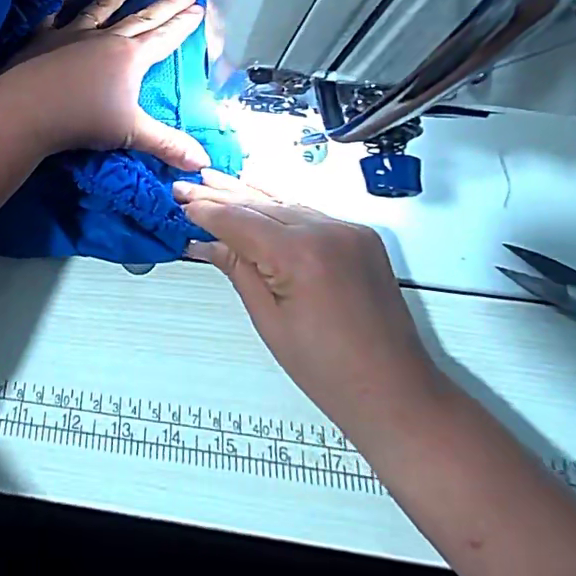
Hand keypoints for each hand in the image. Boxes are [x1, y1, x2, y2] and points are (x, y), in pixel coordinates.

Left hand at [0, 0, 210, 170]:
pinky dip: (61, 3)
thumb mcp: (131, 134)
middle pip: (141, 18)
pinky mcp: (44, 38)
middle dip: (167, 4)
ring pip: (101, 9)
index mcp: (130, 58)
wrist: (28, 109)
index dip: (184, 23)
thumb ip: (168, 145)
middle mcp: (105, 39)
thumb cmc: (83, 121)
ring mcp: (72, 34)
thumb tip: (205, 163)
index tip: (199, 5)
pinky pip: (55, 15)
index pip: (165, 37)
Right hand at [173, 172, 445, 424]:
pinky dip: (278, 206)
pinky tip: (255, 198)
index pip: (239, 219)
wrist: (396, 393)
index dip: (205, 211)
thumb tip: (205, 242)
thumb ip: (236, 269)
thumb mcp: (268, 320)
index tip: (179, 202)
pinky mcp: (359, 236)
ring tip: (211, 182)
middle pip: (259, 204)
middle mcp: (328, 232)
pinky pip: (308, 212)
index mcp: (301, 255)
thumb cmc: (331, 371)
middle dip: (220, 196)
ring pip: (284, 202)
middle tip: (186, 186)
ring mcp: (348, 231)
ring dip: (247, 196)